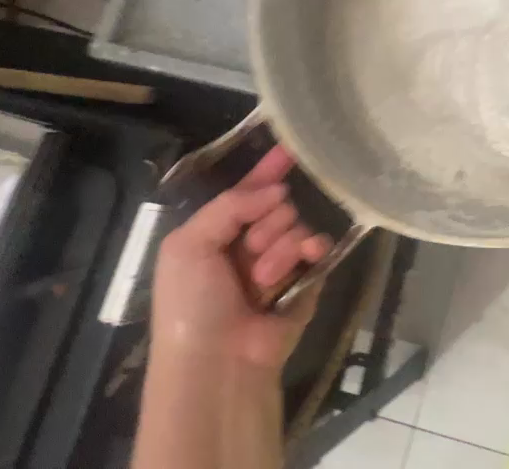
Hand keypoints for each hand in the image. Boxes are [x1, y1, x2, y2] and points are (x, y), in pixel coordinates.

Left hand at [151, 146, 330, 371]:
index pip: (247, 192)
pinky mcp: (308, 278)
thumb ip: (230, 204)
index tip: (290, 146)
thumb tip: (279, 190)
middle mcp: (250, 243)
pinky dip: (313, 247)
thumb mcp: (188, 245)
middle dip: (267, 222)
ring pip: (297, 222)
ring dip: (281, 245)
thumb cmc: (192, 304)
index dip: (265, 171)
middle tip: (250, 250)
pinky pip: (319, 244)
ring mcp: (281, 260)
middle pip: (276, 203)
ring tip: (264, 278)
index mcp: (217, 234)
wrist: (218, 362)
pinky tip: (307, 256)